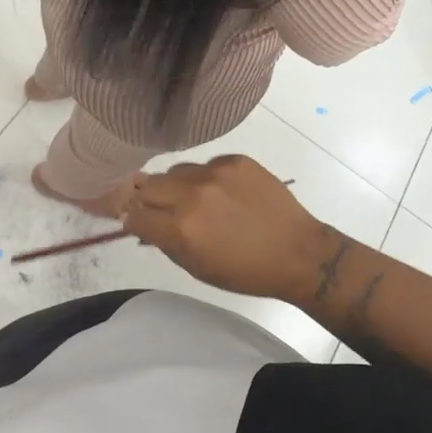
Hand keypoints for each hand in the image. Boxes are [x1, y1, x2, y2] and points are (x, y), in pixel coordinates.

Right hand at [121, 155, 336, 301]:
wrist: (298, 252)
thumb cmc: (246, 272)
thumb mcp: (198, 268)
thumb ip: (166, 243)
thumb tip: (147, 225)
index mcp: (181, 227)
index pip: (135, 213)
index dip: (133, 219)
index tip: (139, 222)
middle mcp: (193, 193)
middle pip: (150, 184)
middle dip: (150, 198)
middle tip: (162, 209)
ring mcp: (216, 171)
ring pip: (177, 170)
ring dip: (178, 185)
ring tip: (197, 201)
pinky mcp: (236, 160)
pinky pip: (207, 164)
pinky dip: (208, 178)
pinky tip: (225, 194)